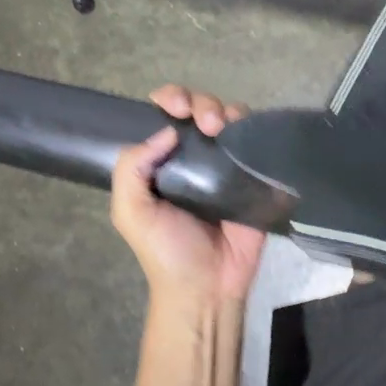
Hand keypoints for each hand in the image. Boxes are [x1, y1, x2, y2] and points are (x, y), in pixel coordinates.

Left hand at [112, 86, 266, 307]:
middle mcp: (193, 154)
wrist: (206, 286)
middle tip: (206, 123)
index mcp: (163, 159)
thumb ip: (131, 170)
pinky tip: (247, 133)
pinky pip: (256, 137)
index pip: (164, 114)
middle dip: (201, 103)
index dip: (171, 98)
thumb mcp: (130, 213)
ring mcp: (226, 161)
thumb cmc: (165, 251)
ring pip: (228, 115)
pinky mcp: (253, 173)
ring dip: (225, 110)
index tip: (177, 107)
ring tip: (222, 128)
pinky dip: (252, 125)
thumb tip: (166, 131)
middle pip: (199, 107)